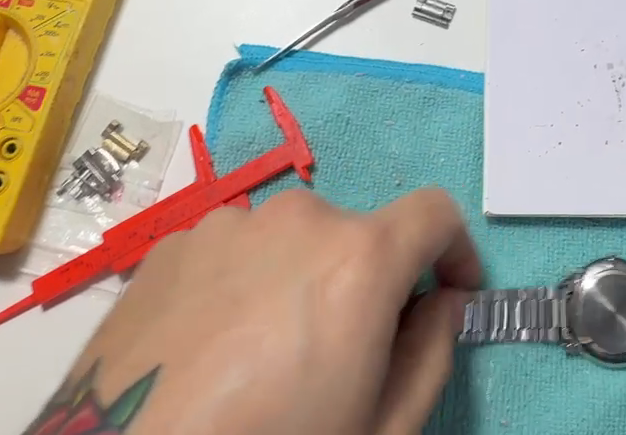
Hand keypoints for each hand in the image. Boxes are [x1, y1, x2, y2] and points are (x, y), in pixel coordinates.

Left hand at [31, 187, 481, 434]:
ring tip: (261, 359)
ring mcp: (226, 224)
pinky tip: (209, 351)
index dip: (454, 251)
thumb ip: (432, 353)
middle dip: (366, 282)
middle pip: (358, 234)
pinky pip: (233, 252)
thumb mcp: (382, 432)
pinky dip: (242, 285)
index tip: (448, 293)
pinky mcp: (170, 244)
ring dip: (299, 281)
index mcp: (359, 256)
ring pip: (291, 241)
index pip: (435, 213)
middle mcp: (297, 217)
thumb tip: (442, 299)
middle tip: (336, 357)